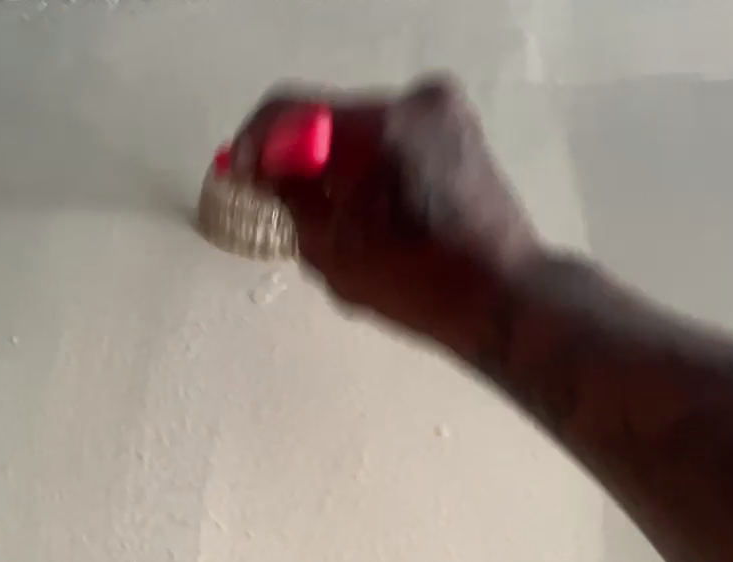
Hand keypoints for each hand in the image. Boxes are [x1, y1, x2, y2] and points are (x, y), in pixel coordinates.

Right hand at [231, 75, 541, 347]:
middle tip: (273, 196)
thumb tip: (261, 169)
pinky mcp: (454, 126)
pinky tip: (357, 203)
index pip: (288, 112)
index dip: (253, 143)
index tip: (239, 174)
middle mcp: (411, 101)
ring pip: (354, 127)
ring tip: (322, 210)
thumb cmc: (405, 279)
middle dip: (292, 154)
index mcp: (375, 130)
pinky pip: (385, 135)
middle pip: (324, 116)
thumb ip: (289, 195)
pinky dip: (359, 161)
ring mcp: (440, 109)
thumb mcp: (326, 245)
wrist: (493, 289)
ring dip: (327, 160)